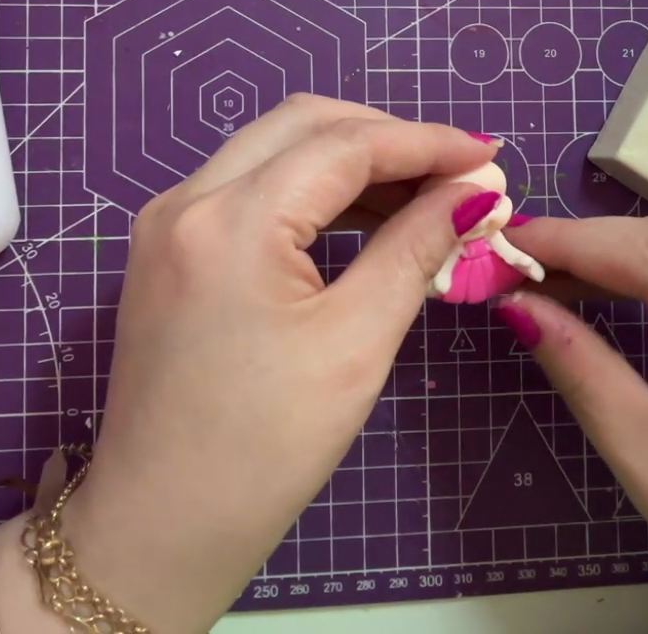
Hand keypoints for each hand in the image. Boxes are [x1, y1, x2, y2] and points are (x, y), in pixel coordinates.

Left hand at [63, 95, 496, 632]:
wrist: (159, 523)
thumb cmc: (264, 449)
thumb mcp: (355, 344)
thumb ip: (414, 249)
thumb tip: (473, 195)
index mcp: (230, 219)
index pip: (343, 144)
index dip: (425, 142)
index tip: (488, 157)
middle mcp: (188, 196)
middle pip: (304, 124)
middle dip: (387, 138)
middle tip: (455, 175)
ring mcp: (168, 216)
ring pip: (274, 147)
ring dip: (349, 160)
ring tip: (422, 196)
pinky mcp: (167, 240)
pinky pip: (249, 184)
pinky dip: (309, 188)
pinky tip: (361, 215)